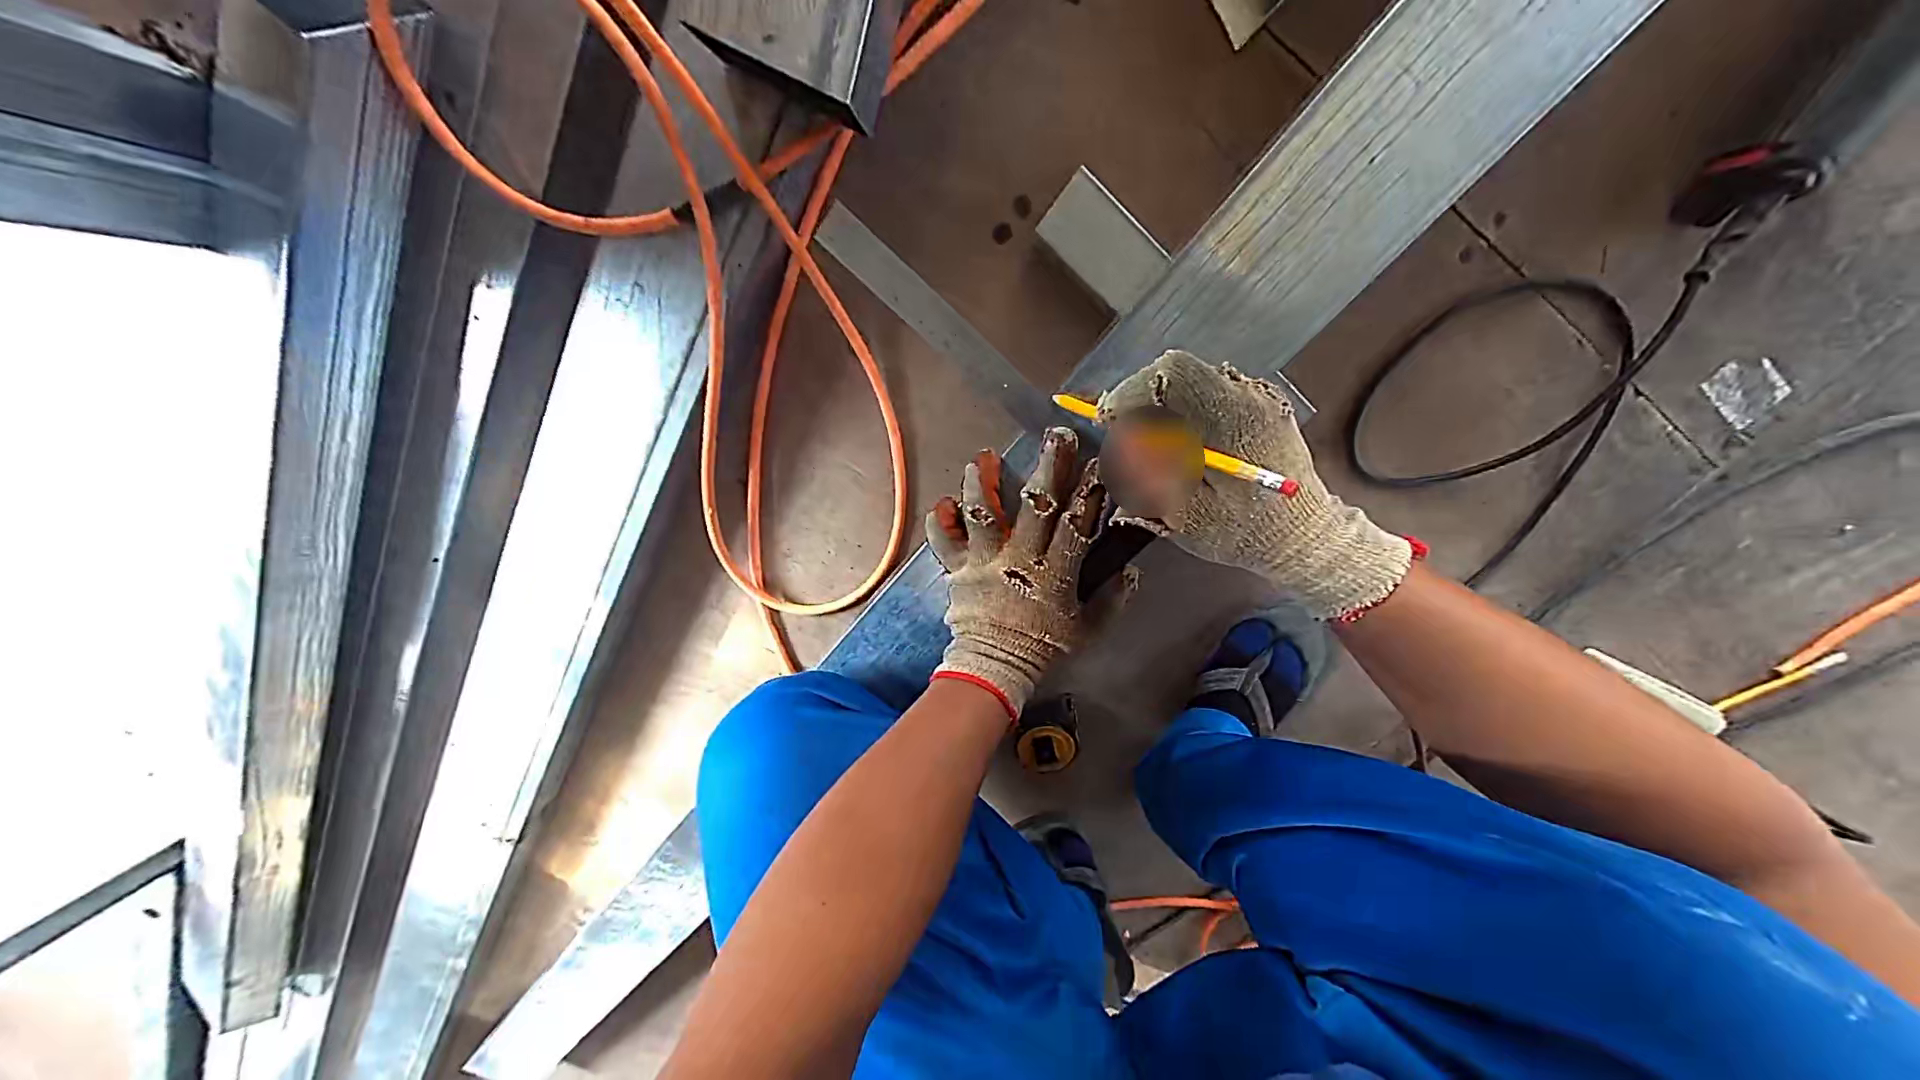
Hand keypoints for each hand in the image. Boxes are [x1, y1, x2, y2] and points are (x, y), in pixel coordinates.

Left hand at [926, 428, 1110, 718]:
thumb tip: (1130, 571)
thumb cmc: (1043, 645)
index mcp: (1053, 573)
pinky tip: (942, 502)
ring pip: (983, 515)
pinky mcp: (958, 570)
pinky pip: (945, 542)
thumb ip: (1111, 599)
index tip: (1097, 462)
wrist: (995, 666)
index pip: (1075, 525)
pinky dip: (941, 521)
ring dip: (983, 485)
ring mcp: (984, 562)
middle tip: (1055, 437)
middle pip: (1034, 507)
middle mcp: (1018, 559)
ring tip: (984, 459)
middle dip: (1048, 469)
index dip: (1088, 493)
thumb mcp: (1088, 629)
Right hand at [1098, 350, 1415, 620]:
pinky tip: (1182, 450)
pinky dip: (1180, 416)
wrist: (1303, 537)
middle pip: (1175, 373)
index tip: (1112, 422)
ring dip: (1161, 410)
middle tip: (1130, 442)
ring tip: (1158, 453)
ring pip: (1187, 382)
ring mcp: (1254, 399)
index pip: (1173, 375)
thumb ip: (1148, 474)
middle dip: (1142, 404)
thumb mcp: (1186, 515)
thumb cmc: (1249, 534)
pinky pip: (1204, 394)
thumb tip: (1117, 440)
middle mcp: (1247, 400)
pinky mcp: (1253, 407)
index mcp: (1233, 422)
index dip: (1131, 393)